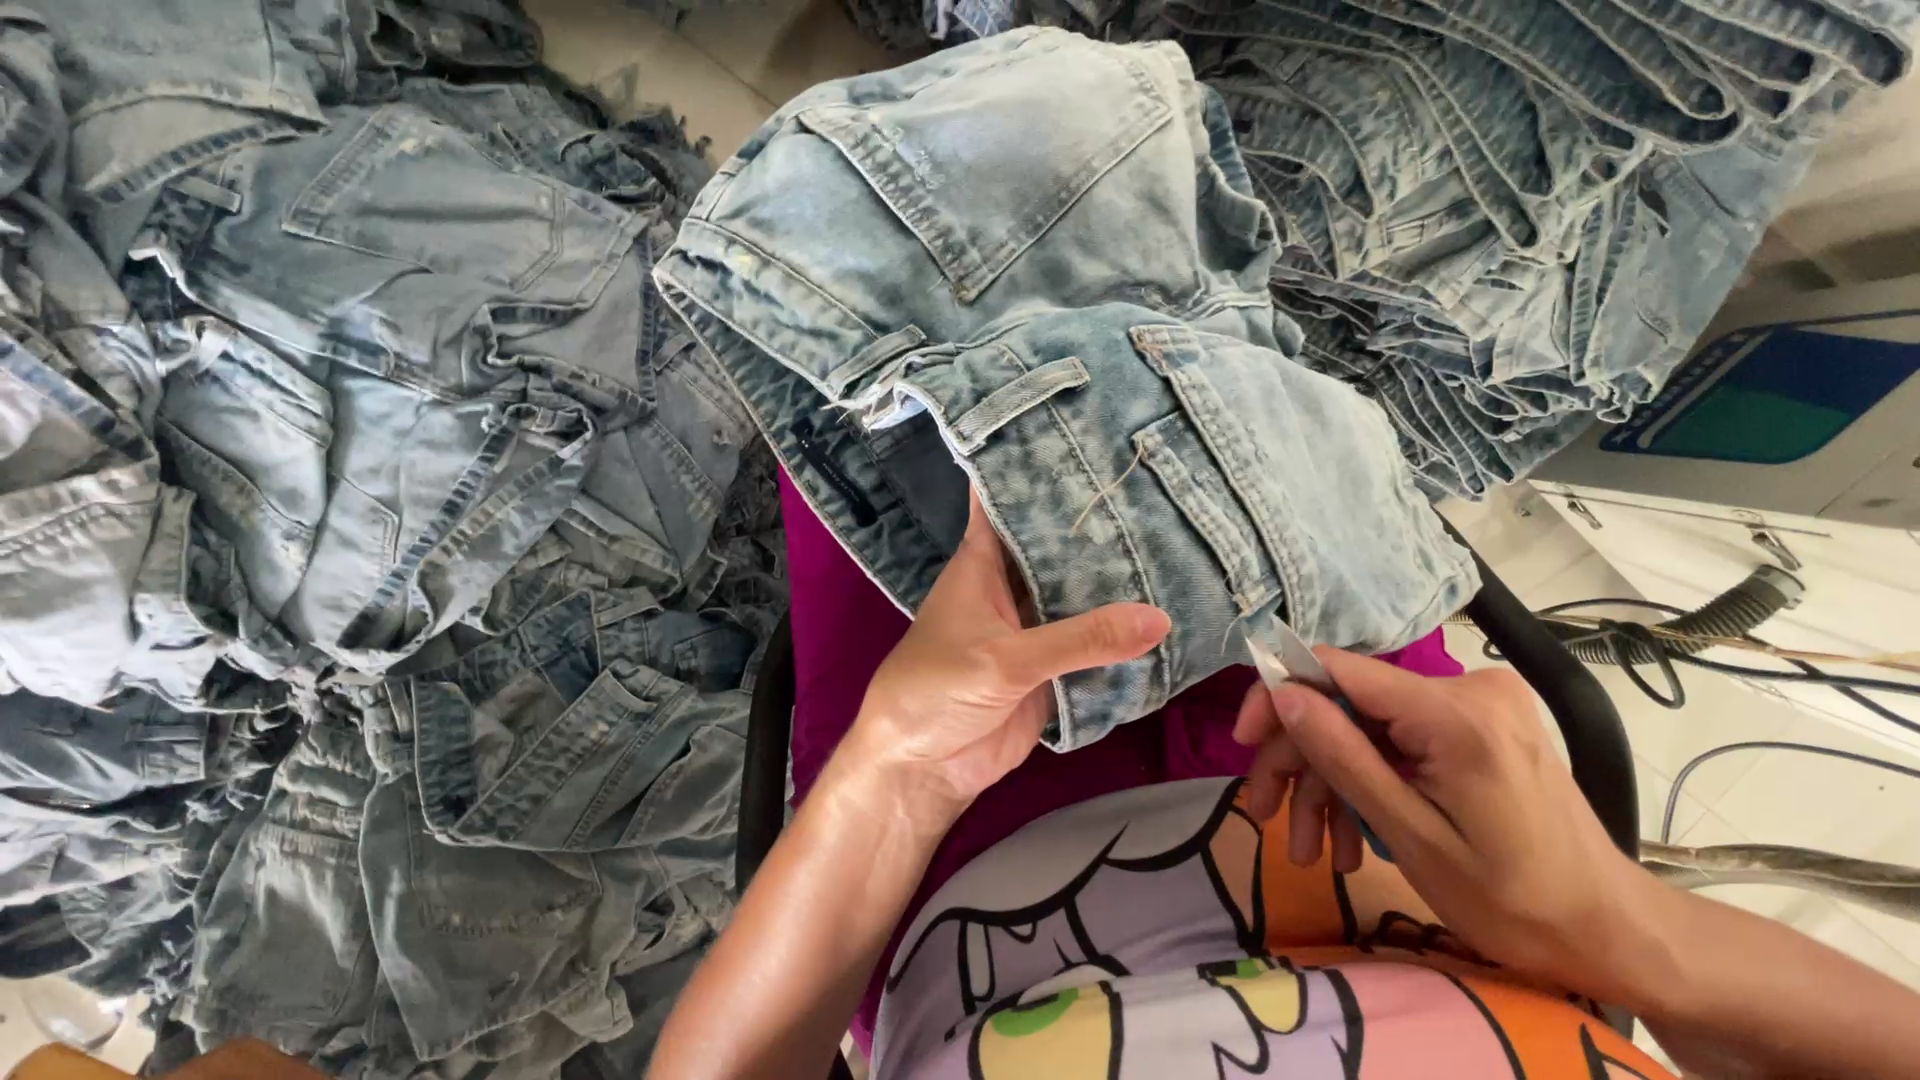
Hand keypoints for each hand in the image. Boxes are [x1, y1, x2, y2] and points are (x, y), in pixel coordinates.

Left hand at [838, 489, 1169, 825]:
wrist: (922, 768)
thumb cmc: (937, 691)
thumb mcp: (1005, 660)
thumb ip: (1080, 639)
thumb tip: (1159, 617)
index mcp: (982, 563)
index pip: (1009, 501)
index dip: (1040, 469)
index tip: (1091, 440)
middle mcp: (1010, 586)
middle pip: (1058, 548)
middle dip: (1099, 527)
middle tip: (1165, 493)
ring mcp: (1032, 628)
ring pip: (1079, 595)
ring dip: (1116, 582)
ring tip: (1181, 544)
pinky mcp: (1051, 669)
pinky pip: (1090, 644)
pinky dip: (1120, 635)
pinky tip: (1168, 615)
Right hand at [1233, 648, 1659, 1001]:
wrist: (1612, 932)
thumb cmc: (1513, 900)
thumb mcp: (1411, 834)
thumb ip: (1344, 756)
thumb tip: (1282, 693)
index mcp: (1455, 712)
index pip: (1338, 669)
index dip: (1278, 694)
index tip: (1242, 741)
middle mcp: (1467, 689)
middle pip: (1347, 704)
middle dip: (1301, 760)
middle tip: (1266, 815)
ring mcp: (1476, 705)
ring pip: (1367, 727)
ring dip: (1330, 784)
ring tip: (1310, 849)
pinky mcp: (1478, 724)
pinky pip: (1399, 741)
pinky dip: (1369, 782)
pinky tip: (1351, 839)